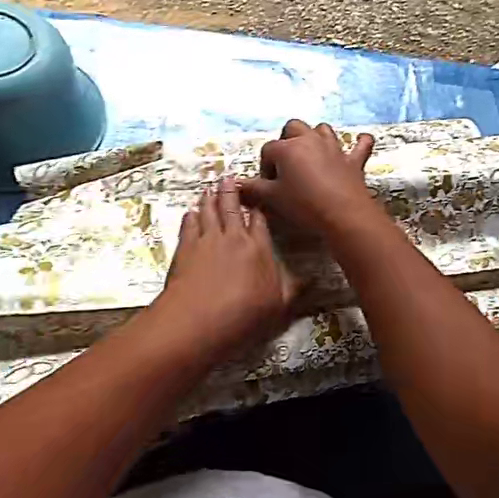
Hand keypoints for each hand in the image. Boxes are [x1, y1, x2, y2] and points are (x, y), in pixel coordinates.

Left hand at [150, 176, 297, 358]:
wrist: (199, 320)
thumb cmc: (244, 315)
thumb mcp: (279, 307)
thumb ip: (294, 290)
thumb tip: (313, 280)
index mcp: (259, 249)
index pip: (260, 222)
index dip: (258, 210)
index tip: (256, 202)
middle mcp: (233, 238)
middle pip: (231, 209)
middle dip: (231, 192)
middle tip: (228, 178)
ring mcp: (206, 241)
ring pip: (209, 212)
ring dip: (209, 198)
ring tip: (209, 188)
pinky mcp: (184, 248)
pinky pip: (188, 225)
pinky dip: (190, 216)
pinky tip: (190, 212)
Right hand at [238, 120, 378, 234]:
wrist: (343, 214)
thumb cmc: (304, 204)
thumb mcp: (273, 198)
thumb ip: (253, 190)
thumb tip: (236, 185)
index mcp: (287, 148)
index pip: (268, 150)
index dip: (265, 166)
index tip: (268, 184)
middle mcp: (310, 140)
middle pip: (293, 128)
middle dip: (286, 141)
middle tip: (285, 164)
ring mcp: (334, 148)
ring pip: (322, 130)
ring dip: (315, 137)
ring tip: (311, 153)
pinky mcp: (353, 161)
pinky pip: (360, 145)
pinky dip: (358, 144)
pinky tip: (358, 145)